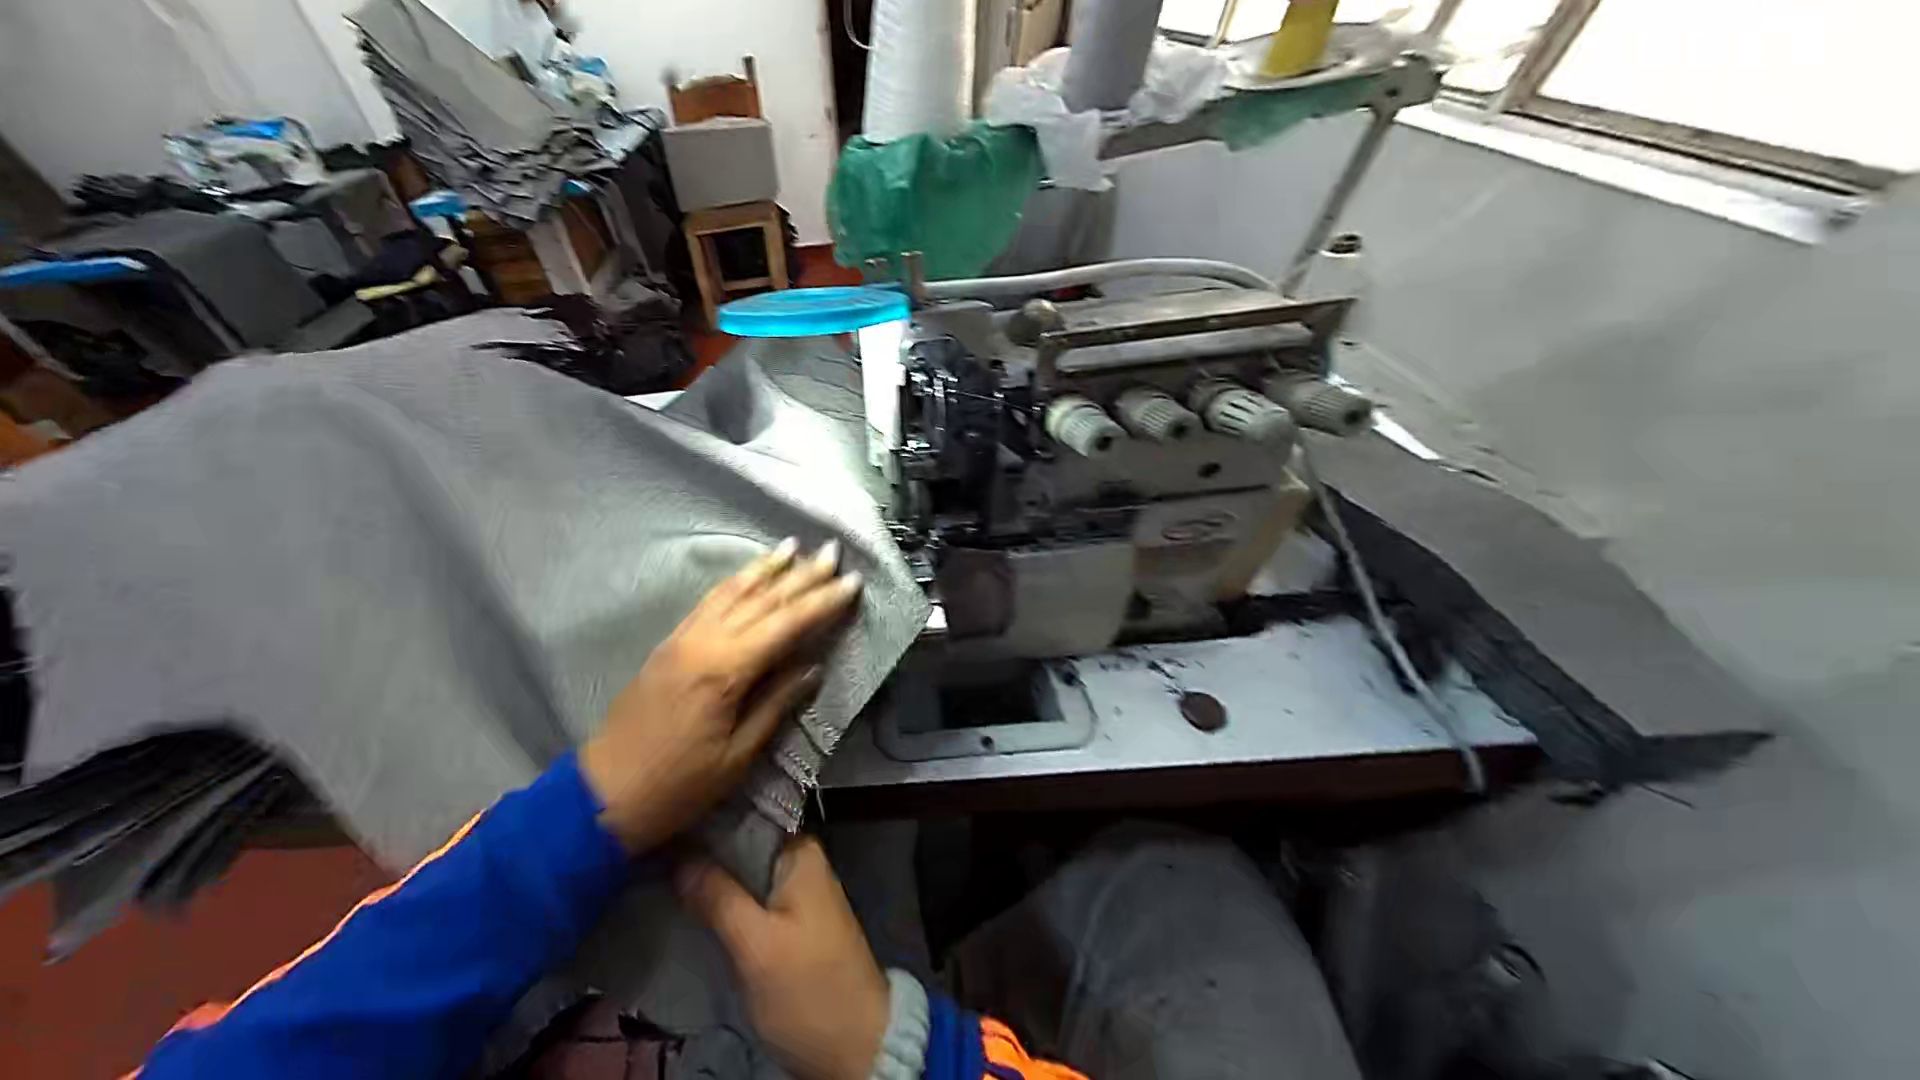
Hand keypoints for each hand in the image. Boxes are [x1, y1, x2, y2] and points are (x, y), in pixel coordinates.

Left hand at [579, 539, 861, 850]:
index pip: (786, 624)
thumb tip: (812, 669)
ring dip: (766, 568)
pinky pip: (708, 601)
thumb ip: (776, 704)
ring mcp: (682, 639)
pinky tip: (750, 574)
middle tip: (833, 552)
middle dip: (802, 575)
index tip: (852, 583)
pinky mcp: (669, 645)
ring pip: (731, 592)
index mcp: (725, 670)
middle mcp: (704, 642)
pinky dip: (735, 582)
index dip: (822, 603)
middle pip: (762, 599)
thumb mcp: (738, 755)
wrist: (601, 795)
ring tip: (794, 547)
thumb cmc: (678, 785)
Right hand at [678, 837, 888, 1079]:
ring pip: (741, 871)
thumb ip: (719, 898)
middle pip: (741, 842)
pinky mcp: (785, 920)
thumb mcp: (758, 945)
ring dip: (707, 874)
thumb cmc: (809, 988)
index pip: (747, 816)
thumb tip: (678, 857)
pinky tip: (683, 899)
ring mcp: (792, 891)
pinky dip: (719, 898)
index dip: (706, 816)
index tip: (664, 816)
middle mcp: (798, 861)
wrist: (854, 1045)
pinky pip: (746, 896)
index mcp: (800, 852)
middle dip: (701, 846)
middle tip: (651, 845)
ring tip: (655, 867)